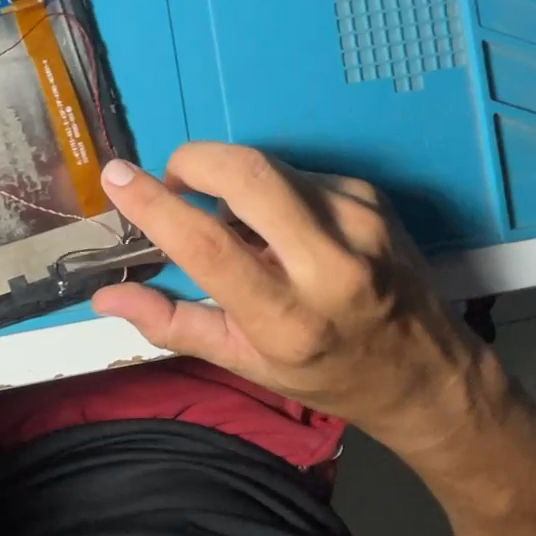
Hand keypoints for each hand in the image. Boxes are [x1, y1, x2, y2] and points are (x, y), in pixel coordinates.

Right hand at [93, 144, 485, 451]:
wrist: (430, 373)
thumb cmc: (325, 373)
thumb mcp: (244, 362)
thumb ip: (171, 324)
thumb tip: (105, 295)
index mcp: (289, 317)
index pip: (208, 244)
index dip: (154, 204)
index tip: (115, 177)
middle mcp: (330, 263)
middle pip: (247, 174)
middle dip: (192, 161)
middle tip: (173, 182)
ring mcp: (358, 220)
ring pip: (268, 165)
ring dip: (229, 176)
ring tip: (232, 216)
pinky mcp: (370, 195)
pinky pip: (296, 173)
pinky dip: (269, 188)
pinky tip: (280, 223)